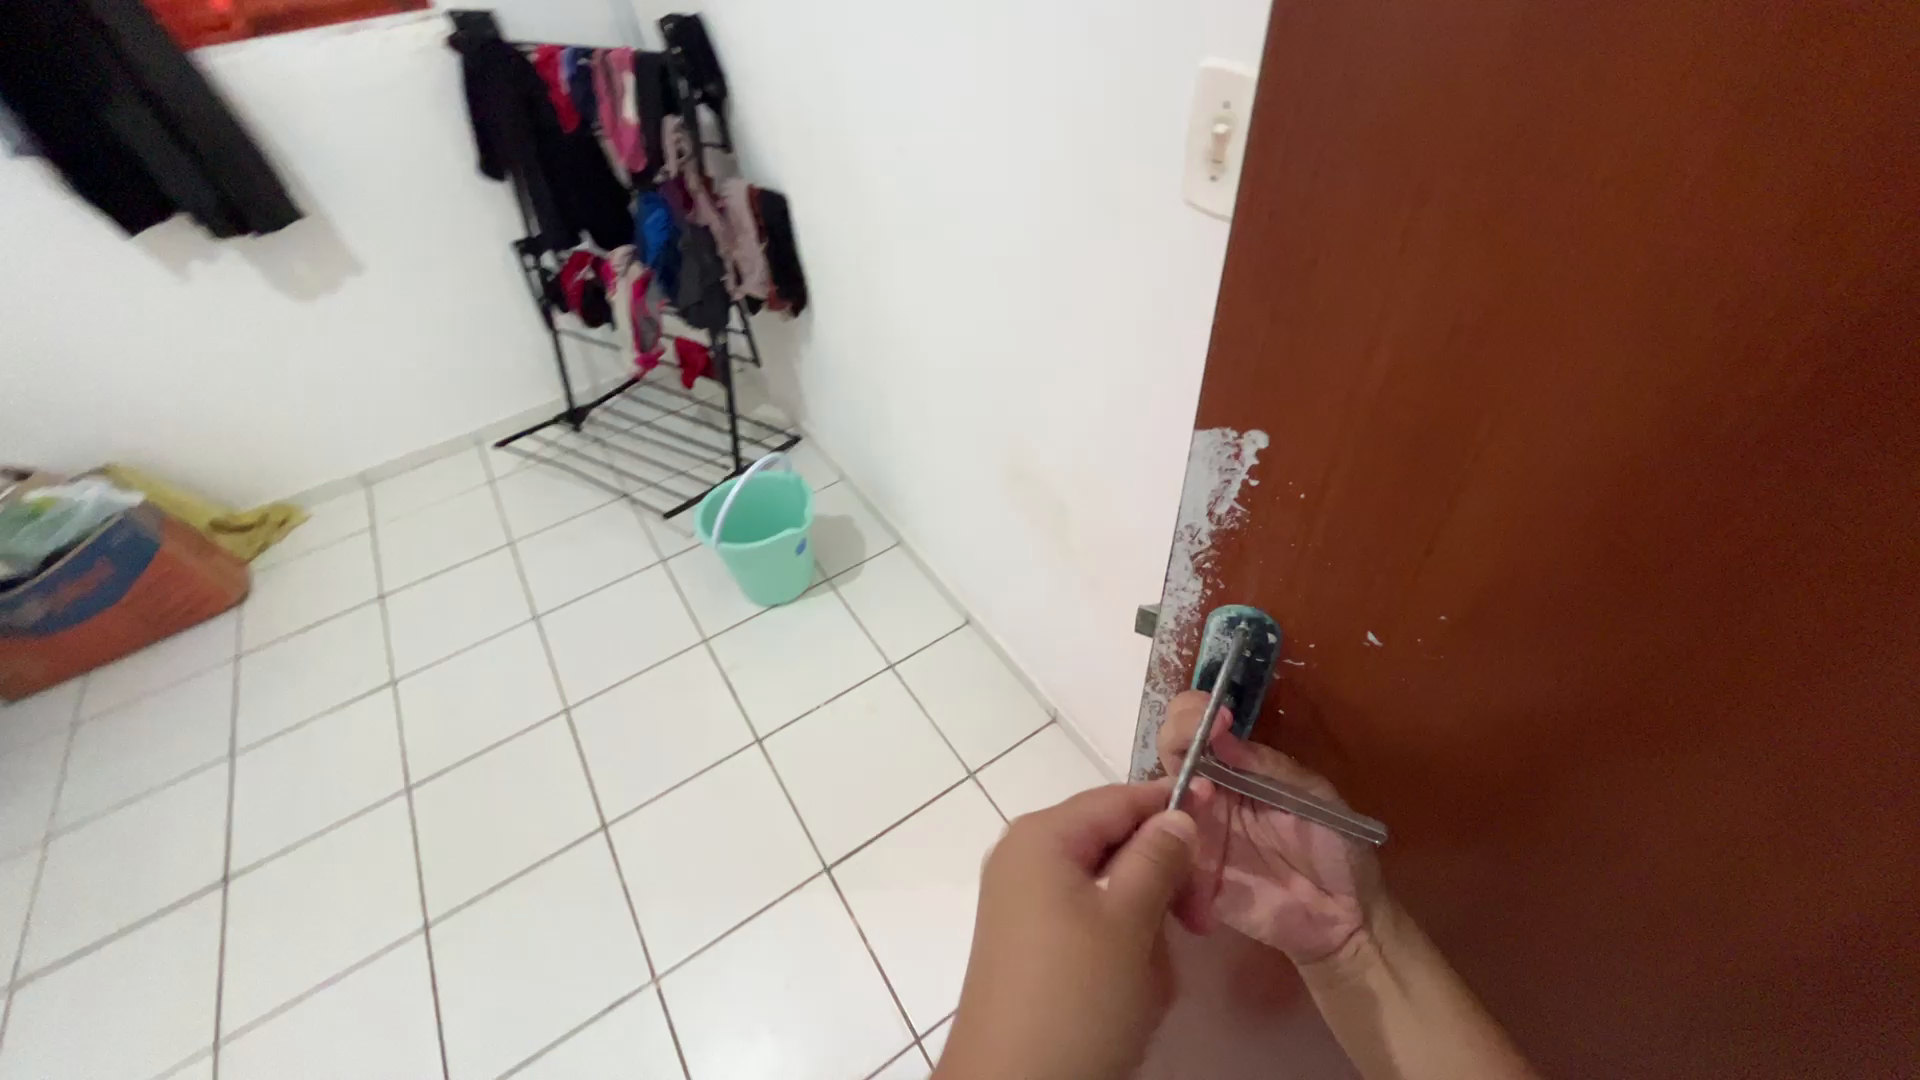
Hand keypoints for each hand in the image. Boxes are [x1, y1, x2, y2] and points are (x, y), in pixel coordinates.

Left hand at [936, 781, 1201, 1079]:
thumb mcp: (1129, 921)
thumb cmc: (1076, 996)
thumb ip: (1158, 858)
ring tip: (1150, 979)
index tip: (1221, 814)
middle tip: (1199, 924)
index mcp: (1043, 835)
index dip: (1169, 804)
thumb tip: (1177, 813)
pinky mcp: (1029, 942)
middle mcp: (1026, 856)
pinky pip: (1088, 923)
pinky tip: (1130, 992)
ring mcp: (1023, 900)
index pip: (1117, 798)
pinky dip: (1118, 947)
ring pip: (1107, 889)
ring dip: (1142, 924)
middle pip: (1112, 842)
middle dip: (1160, 880)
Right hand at [1157, 689, 1384, 964]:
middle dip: (1175, 739)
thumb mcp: (1311, 796)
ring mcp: (1193, 834)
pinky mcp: (1190, 876)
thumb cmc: (1333, 847)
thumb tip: (1221, 736)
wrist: (1346, 918)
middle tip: (1197, 753)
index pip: (1198, 728)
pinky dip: (1158, 845)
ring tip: (1201, 801)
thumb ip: (1267, 767)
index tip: (1217, 717)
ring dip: (1165, 791)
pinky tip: (1177, 841)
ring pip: (1153, 800)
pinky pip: (1160, 856)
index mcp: (1233, 769)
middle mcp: (1205, 795)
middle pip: (1168, 753)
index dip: (1194, 714)